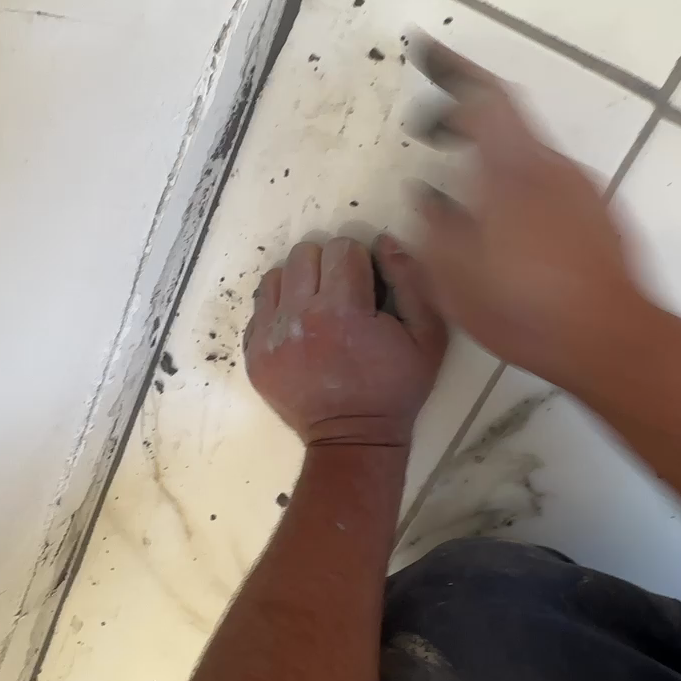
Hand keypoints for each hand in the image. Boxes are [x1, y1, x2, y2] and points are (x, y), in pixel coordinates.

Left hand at [245, 235, 448, 447]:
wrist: (352, 439)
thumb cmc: (395, 389)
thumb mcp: (427, 337)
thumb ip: (410, 281)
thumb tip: (383, 241)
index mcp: (343, 309)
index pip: (342, 247)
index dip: (359, 262)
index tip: (367, 287)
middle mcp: (299, 315)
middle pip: (305, 254)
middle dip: (326, 267)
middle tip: (341, 295)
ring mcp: (270, 335)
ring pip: (276, 275)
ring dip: (298, 283)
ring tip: (316, 308)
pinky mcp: (253, 352)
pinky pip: (259, 307)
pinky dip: (279, 310)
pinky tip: (299, 330)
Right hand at [410, 38, 671, 390]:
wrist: (614, 341)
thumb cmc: (526, 310)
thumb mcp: (456, 277)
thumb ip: (434, 225)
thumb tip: (425, 192)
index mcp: (513, 172)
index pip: (484, 96)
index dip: (452, 66)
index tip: (424, 49)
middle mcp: (553, 167)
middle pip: (507, 117)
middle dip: (464, 112)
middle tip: (431, 130)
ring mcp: (581, 189)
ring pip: (528, 150)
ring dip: (491, 150)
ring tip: (461, 179)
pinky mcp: (599, 214)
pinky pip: (548, 178)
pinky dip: (517, 177)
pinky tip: (504, 219)